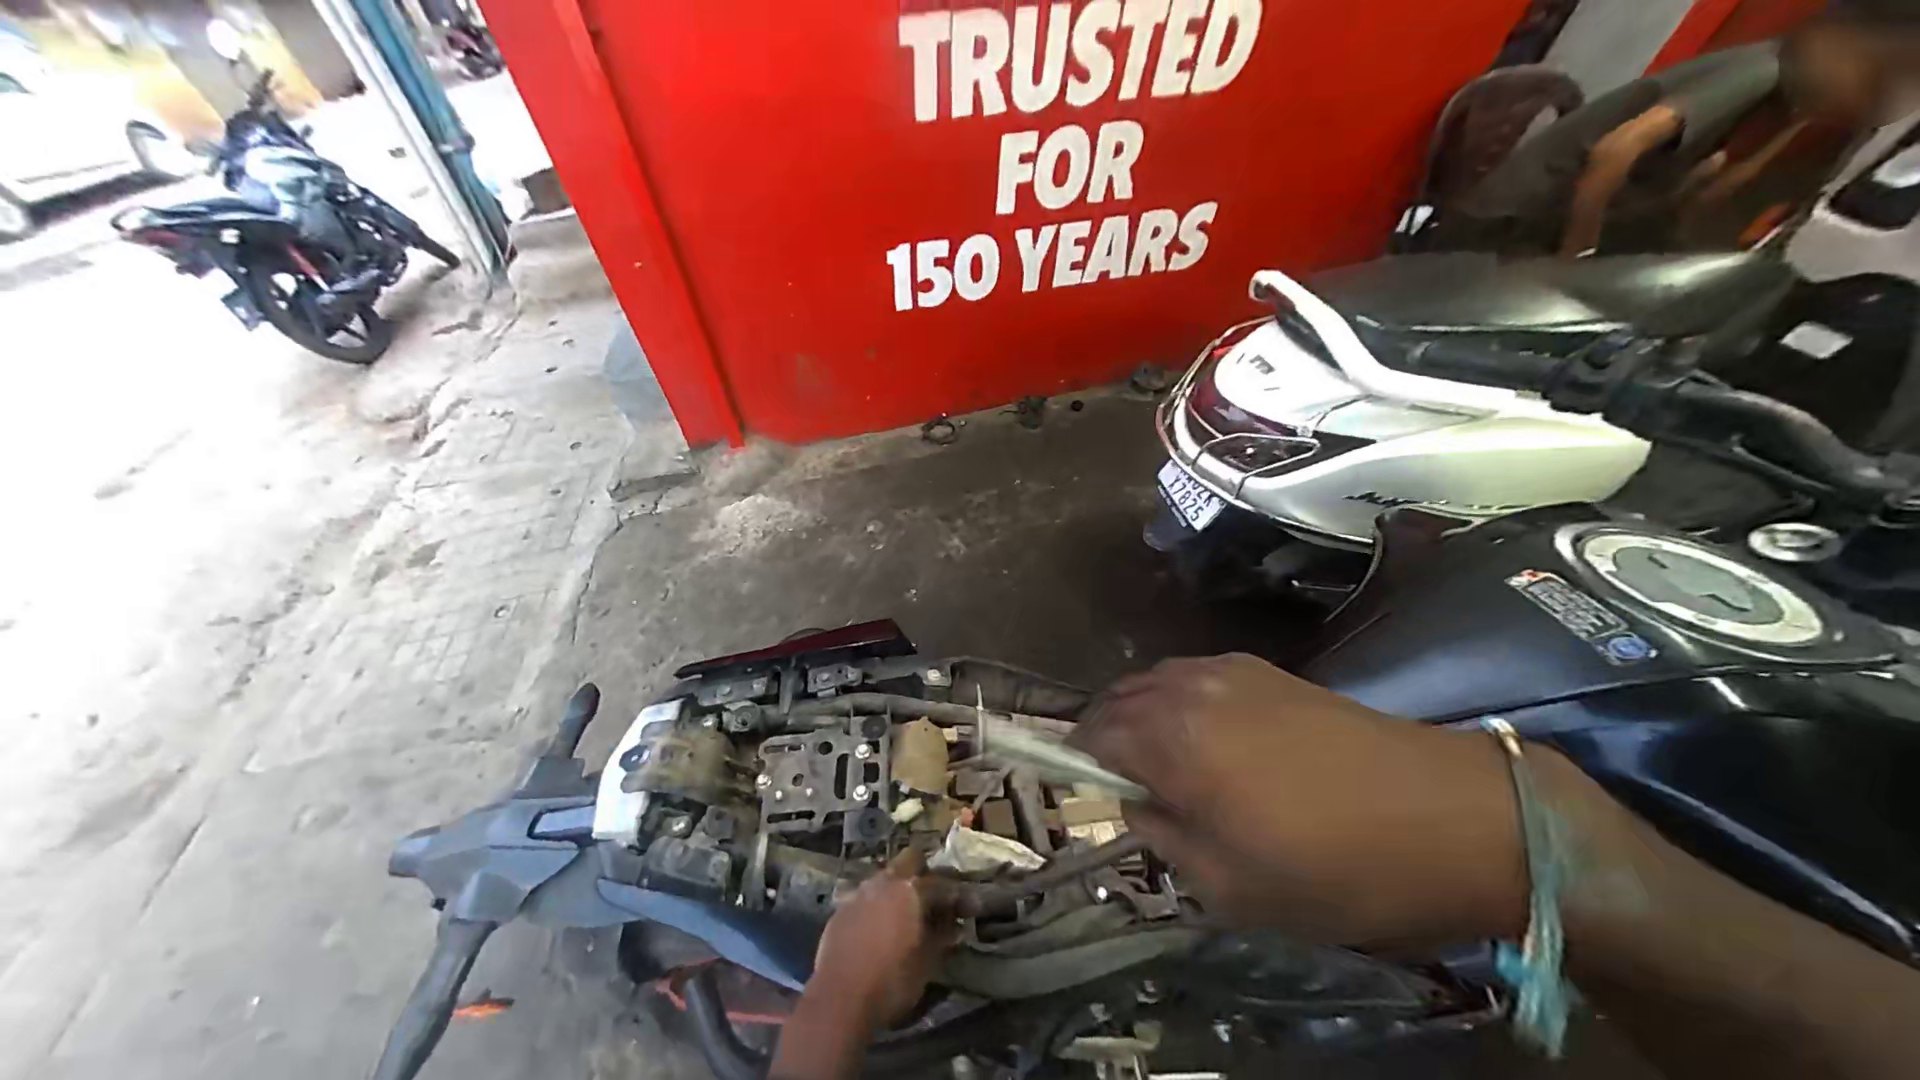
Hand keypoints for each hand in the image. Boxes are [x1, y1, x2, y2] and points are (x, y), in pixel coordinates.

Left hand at [806, 849, 949, 1028]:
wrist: (838, 1001)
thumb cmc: (891, 981)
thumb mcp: (927, 963)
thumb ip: (942, 937)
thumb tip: (954, 926)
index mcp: (911, 890)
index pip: (942, 883)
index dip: (957, 896)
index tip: (965, 908)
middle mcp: (884, 882)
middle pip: (910, 859)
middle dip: (924, 872)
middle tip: (933, 897)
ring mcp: (859, 893)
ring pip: (884, 877)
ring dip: (897, 888)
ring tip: (905, 913)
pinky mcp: (840, 910)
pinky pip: (865, 898)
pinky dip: (876, 906)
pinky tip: (878, 928)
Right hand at [1069, 654, 1528, 946]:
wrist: (1452, 816)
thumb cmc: (1333, 866)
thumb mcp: (1228, 886)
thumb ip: (1161, 836)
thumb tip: (1136, 801)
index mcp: (1170, 737)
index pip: (1091, 734)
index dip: (1076, 760)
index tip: (1082, 789)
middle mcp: (1187, 688)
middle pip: (1116, 699)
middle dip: (1104, 735)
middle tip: (1119, 781)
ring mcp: (1227, 671)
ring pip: (1152, 682)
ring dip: (1140, 715)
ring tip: (1160, 759)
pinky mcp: (1263, 669)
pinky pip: (1192, 677)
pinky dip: (1176, 701)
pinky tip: (1205, 735)